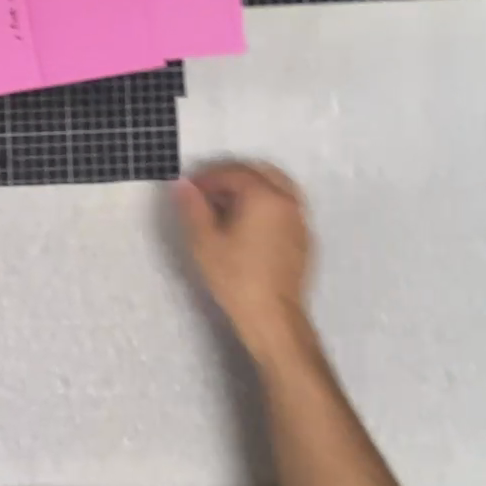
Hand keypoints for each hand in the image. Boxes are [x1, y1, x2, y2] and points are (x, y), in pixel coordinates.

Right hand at [173, 161, 312, 359]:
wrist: (272, 313)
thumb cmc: (234, 278)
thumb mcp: (205, 242)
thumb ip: (193, 208)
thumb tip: (182, 184)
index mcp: (264, 197)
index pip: (234, 172)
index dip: (208, 177)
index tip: (189, 189)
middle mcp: (288, 199)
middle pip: (260, 171)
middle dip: (232, 176)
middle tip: (207, 192)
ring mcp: (300, 217)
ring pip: (276, 185)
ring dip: (251, 186)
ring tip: (226, 207)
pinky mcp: (303, 235)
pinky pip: (285, 204)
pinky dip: (265, 201)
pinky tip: (247, 224)